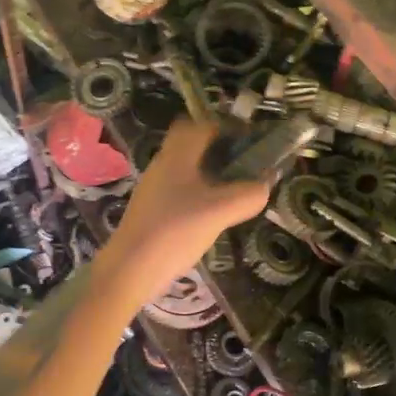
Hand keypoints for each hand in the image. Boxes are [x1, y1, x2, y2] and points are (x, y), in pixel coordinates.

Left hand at [107, 120, 272, 294]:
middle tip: (242, 167)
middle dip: (217, 151)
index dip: (226, 129)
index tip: (249, 142)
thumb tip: (266, 183)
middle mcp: (162, 165)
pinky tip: (210, 215)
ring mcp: (153, 188)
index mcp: (176, 156)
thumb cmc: (175, 231)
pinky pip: (178, 190)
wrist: (129, 269)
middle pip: (191, 145)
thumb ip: (249, 195)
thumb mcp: (220, 212)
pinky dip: (197, 194)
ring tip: (232, 192)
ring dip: (208, 173)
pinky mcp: (150, 209)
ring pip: (184, 168)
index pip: (200, 126)